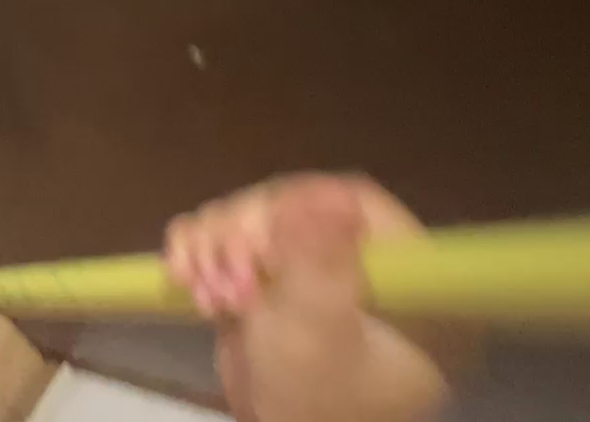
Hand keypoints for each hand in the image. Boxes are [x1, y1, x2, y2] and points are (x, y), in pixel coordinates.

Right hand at [165, 174, 450, 421]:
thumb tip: (327, 191)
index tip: (262, 240)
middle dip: (240, 236)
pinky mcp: (262, 269)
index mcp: (403, 279)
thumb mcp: (314, 332)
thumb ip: (319, 262)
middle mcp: (361, 263)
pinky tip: (186, 280)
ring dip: (211, 248)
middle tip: (232, 285)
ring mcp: (305, 263)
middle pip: (285, 202)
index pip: (357, 201)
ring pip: (244, 214)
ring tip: (210, 298)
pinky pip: (217, 229)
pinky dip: (193, 249)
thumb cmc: (311, 399)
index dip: (299, 203)